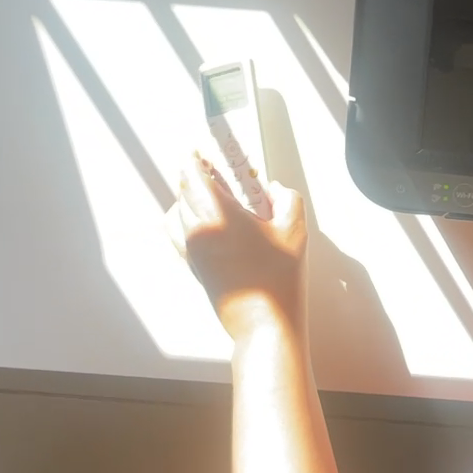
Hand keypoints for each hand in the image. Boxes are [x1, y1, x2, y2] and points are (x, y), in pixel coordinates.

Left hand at [168, 152, 307, 339]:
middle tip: (214, 172)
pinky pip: (178, 233)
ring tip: (211, 199)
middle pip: (183, 190)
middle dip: (196, 177)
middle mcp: (196, 228)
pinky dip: (185, 220)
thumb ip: (287, 198)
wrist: (263, 321)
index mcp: (218, 214)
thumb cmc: (278, 278)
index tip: (203, 151)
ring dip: (189, 198)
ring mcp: (190, 249)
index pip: (194, 174)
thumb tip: (273, 188)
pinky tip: (207, 225)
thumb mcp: (295, 230)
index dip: (196, 158)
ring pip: (176, 211)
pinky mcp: (191, 265)